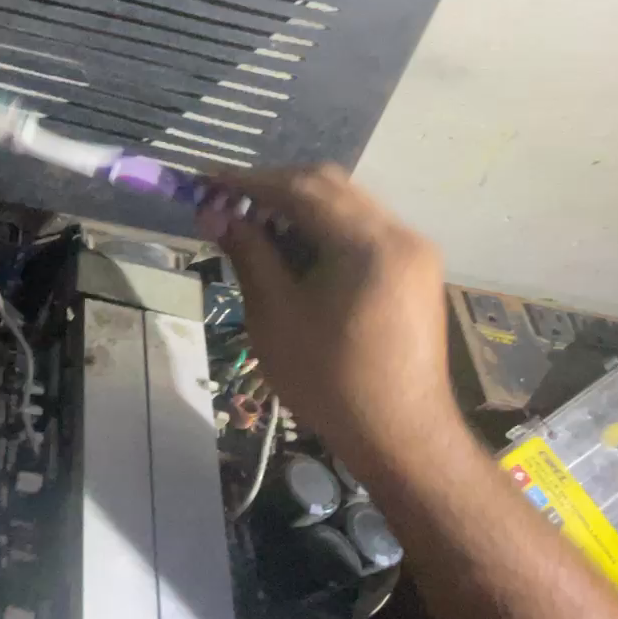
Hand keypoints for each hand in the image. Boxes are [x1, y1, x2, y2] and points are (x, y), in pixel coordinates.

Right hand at [198, 164, 457, 479]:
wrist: (400, 436)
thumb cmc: (328, 378)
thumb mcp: (274, 312)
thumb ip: (246, 251)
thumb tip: (210, 212)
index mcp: (367, 244)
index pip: (299, 189)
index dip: (246, 181)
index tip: (205, 182)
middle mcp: (398, 234)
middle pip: (326, 184)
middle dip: (271, 186)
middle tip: (224, 201)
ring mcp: (411, 251)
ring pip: (345, 201)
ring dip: (294, 202)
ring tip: (250, 221)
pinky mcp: (412, 268)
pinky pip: (359, 224)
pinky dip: (320, 222)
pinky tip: (289, 243)